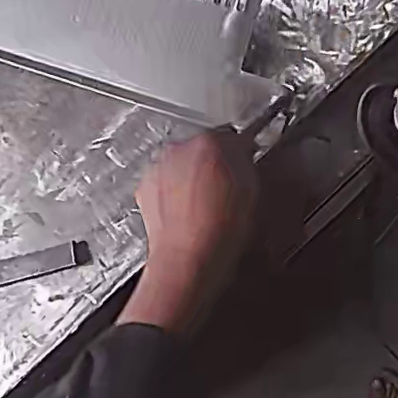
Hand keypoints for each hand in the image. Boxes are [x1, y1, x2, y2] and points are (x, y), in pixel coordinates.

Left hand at [119, 129, 257, 333]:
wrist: (188, 260)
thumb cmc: (220, 233)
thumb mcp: (251, 192)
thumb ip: (246, 165)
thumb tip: (243, 159)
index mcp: (212, 143)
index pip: (231, 136)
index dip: (241, 152)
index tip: (244, 162)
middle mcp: (180, 149)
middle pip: (203, 147)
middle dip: (214, 163)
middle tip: (225, 189)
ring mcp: (160, 167)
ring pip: (181, 164)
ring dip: (191, 177)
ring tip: (205, 205)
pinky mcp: (145, 186)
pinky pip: (164, 181)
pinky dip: (173, 192)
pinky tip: (187, 213)